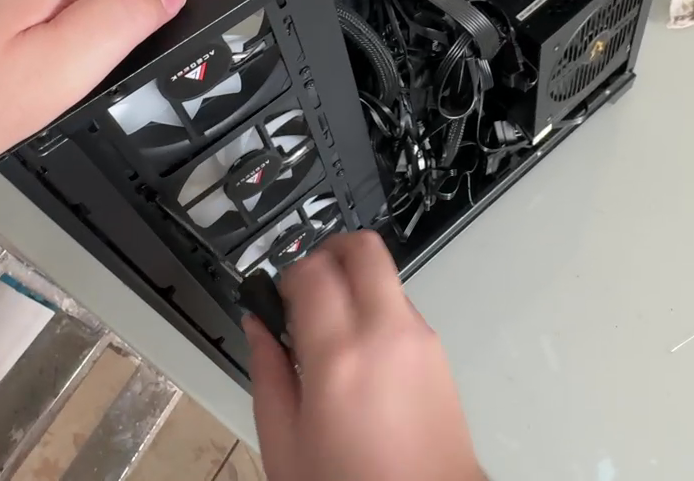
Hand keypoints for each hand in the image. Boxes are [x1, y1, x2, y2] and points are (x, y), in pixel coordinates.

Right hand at [246, 231, 482, 480]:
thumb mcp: (286, 445)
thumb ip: (266, 374)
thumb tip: (256, 326)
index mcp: (339, 358)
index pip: (313, 271)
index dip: (289, 272)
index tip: (280, 294)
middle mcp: (384, 334)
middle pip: (362, 247)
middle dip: (330, 250)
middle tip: (307, 281)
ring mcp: (417, 336)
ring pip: (383, 272)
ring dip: (355, 281)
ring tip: (332, 325)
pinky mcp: (437, 347)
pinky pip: (401, 303)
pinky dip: (377, 307)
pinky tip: (361, 349)